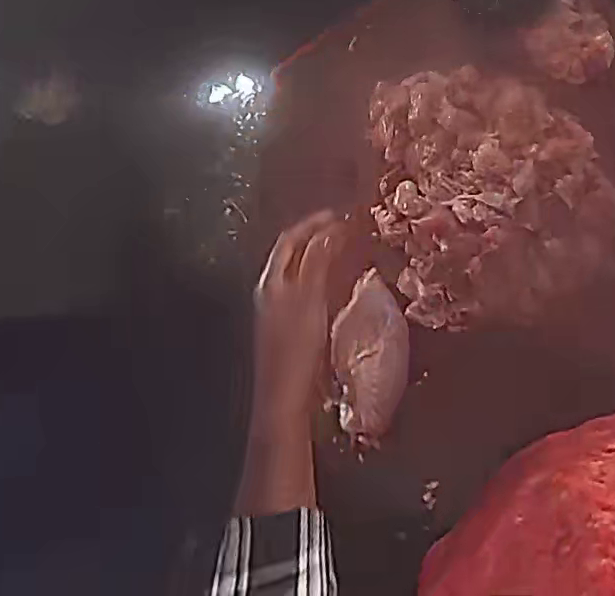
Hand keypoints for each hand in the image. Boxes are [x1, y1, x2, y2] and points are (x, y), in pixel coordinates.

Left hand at [252, 210, 348, 427]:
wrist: (285, 399)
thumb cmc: (296, 348)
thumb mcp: (310, 297)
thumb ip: (318, 261)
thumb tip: (330, 231)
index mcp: (272, 281)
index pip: (289, 240)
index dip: (312, 224)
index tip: (336, 215)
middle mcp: (271, 291)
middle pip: (293, 253)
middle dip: (316, 236)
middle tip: (342, 228)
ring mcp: (279, 309)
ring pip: (300, 270)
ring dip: (320, 255)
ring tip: (343, 248)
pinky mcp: (290, 325)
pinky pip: (306, 287)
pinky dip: (322, 275)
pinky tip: (337, 282)